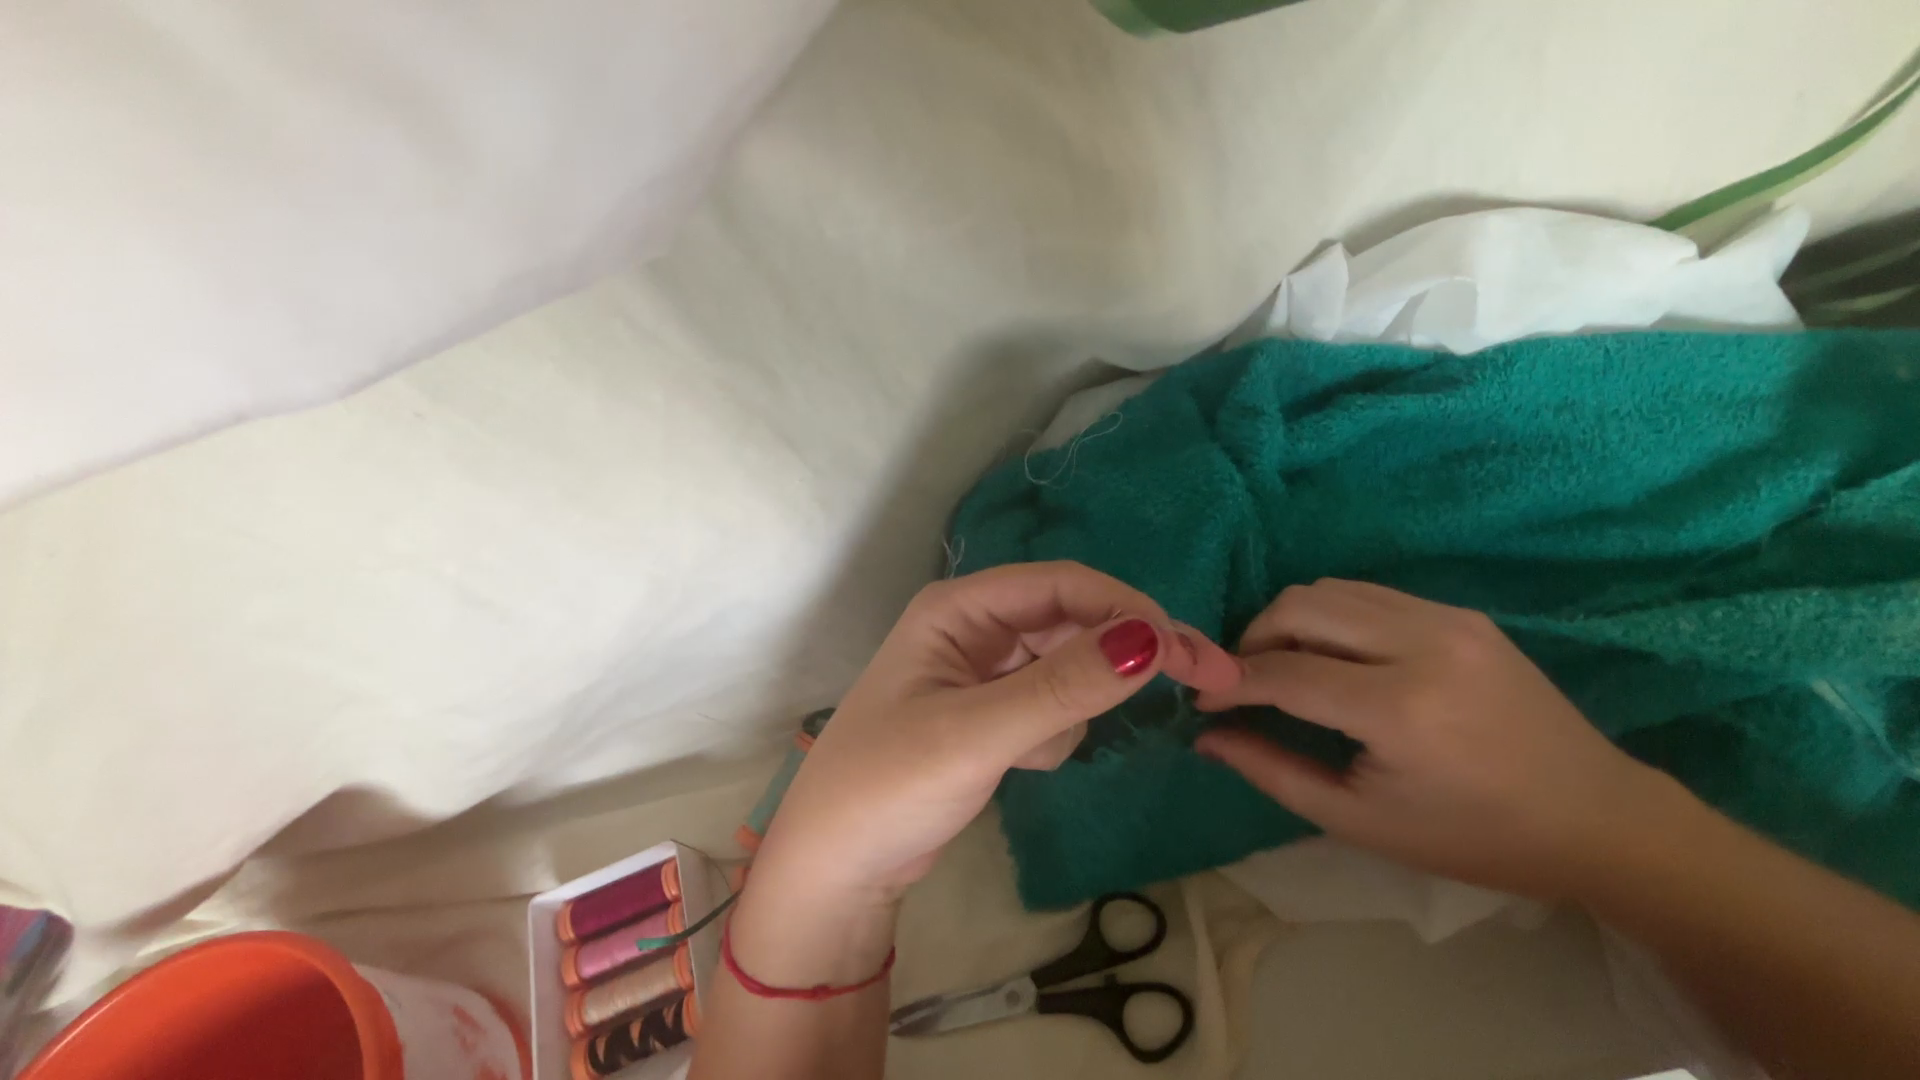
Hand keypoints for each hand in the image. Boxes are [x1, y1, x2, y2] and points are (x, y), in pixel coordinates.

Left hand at [752, 561, 1243, 909]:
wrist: (836, 869)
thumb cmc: (889, 788)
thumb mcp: (977, 735)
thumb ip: (1063, 686)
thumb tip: (1152, 636)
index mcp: (958, 609)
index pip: (1064, 586)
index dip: (1131, 610)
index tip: (1193, 652)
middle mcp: (972, 628)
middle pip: (1073, 620)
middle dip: (1125, 653)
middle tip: (1207, 682)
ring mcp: (981, 672)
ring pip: (1066, 666)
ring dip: (1074, 706)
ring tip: (1030, 754)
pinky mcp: (989, 714)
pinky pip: (1049, 705)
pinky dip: (1052, 733)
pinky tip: (1018, 765)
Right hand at [1193, 579, 1668, 899]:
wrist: (1596, 819)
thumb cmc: (1471, 837)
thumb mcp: (1359, 820)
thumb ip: (1272, 771)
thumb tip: (1206, 736)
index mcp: (1401, 710)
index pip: (1285, 673)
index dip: (1231, 684)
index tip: (1202, 702)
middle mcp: (1424, 645)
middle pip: (1301, 606)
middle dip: (1253, 639)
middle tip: (1242, 681)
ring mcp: (1448, 620)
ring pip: (1332, 589)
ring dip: (1290, 622)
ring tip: (1282, 667)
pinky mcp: (1462, 614)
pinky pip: (1369, 596)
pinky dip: (1331, 618)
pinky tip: (1333, 657)